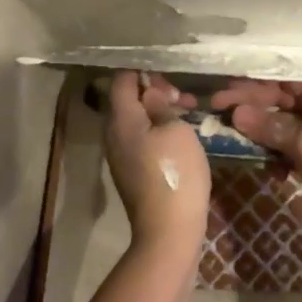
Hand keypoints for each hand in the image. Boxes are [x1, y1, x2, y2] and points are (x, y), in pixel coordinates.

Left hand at [105, 71, 209, 251]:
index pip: (122, 80)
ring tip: (188, 113)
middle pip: (127, 100)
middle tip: (184, 98)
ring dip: (159, 112)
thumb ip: (160, 104)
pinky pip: (140, 138)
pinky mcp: (131, 171)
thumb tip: (149, 92)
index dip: (143, 70)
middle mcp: (113, 134)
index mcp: (121, 119)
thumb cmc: (175, 173)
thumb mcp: (175, 130)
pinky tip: (180, 137)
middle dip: (155, 92)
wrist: (168, 230)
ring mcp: (120, 155)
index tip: (170, 72)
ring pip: (136, 120)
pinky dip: (157, 130)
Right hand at [211, 80, 301, 239]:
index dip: (249, 88)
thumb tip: (236, 112)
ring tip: (233, 143)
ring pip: (278, 129)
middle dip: (249, 110)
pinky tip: (267, 170)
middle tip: (217, 116)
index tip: (220, 97)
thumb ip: (271, 126)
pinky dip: (273, 158)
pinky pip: (285, 152)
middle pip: (277, 104)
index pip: (280, 83)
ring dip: (258, 136)